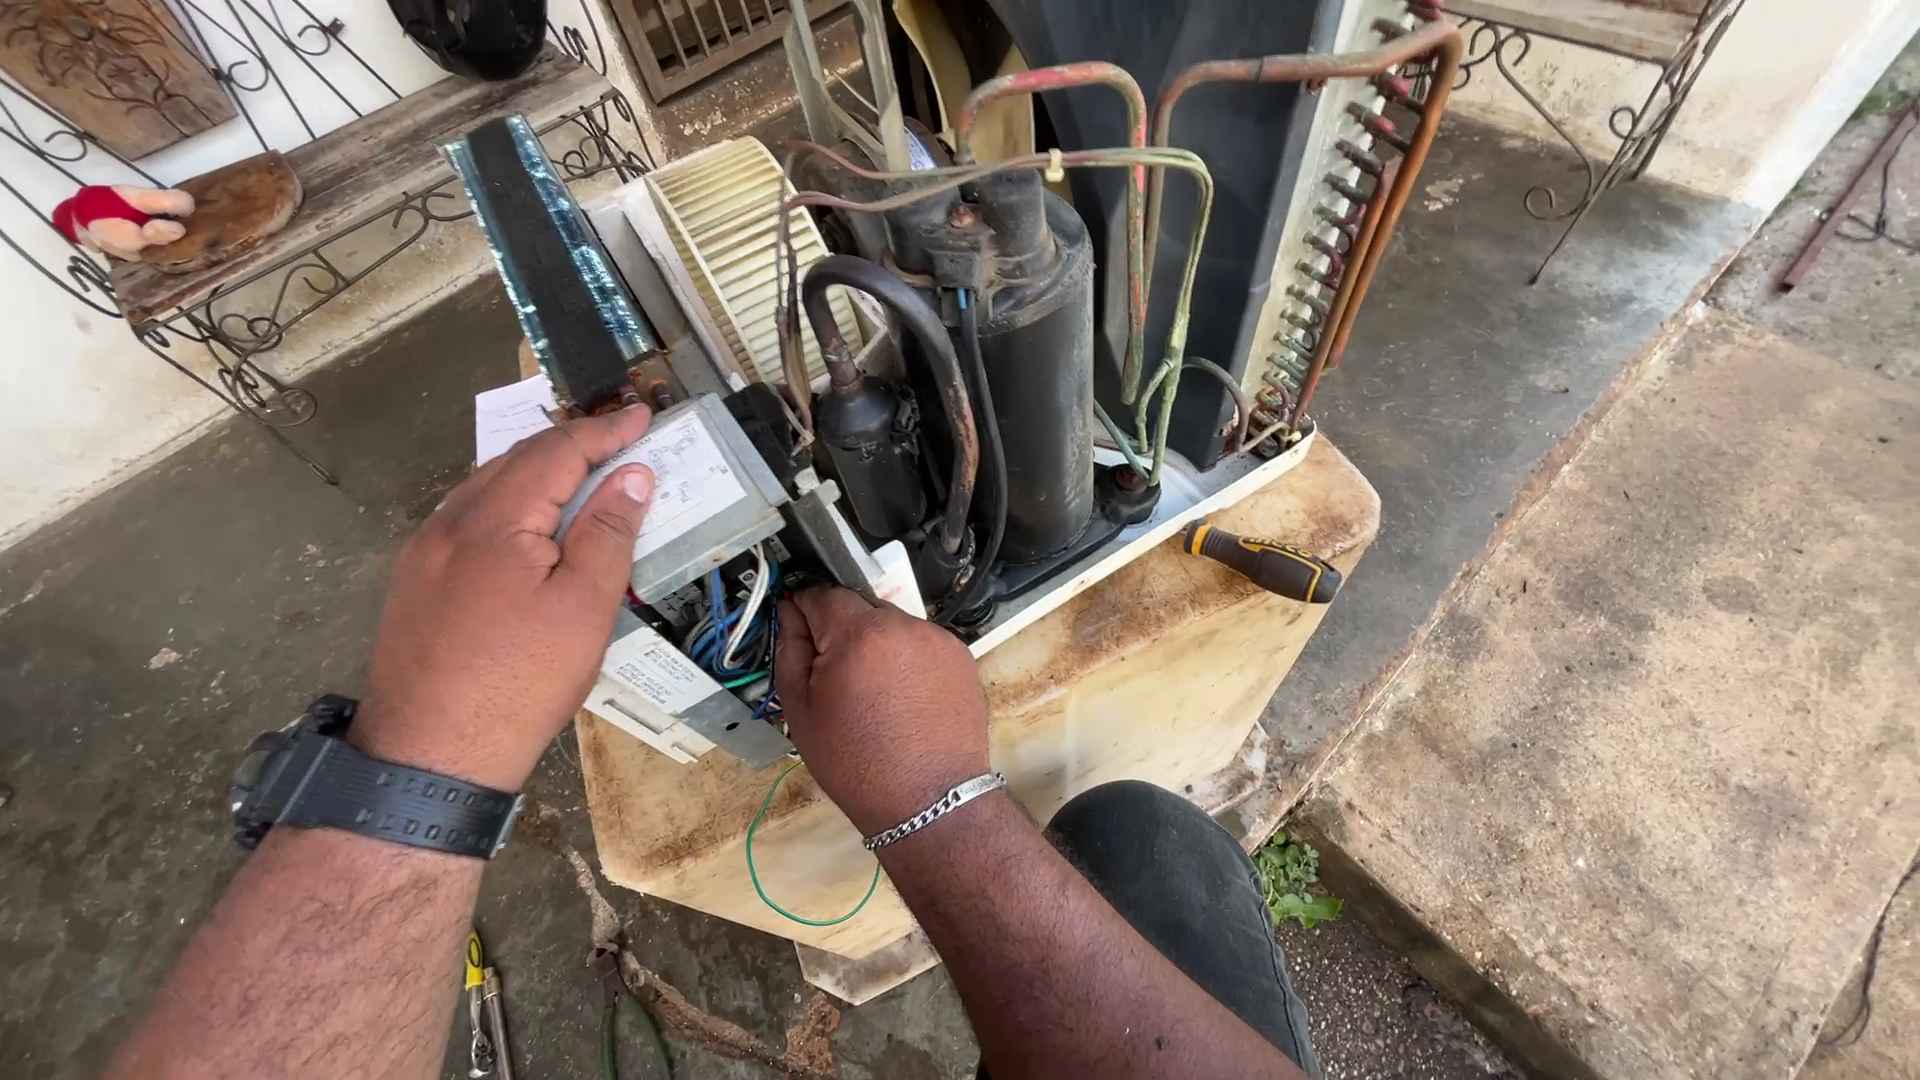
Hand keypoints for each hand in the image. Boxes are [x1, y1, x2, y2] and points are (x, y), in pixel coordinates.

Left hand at [351, 406, 654, 790]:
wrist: (430, 755)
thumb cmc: (523, 677)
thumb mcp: (585, 604)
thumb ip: (609, 532)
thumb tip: (631, 475)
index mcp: (494, 520)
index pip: (556, 452)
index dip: (604, 431)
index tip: (641, 414)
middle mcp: (449, 522)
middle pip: (516, 460)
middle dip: (572, 442)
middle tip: (619, 438)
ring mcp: (423, 552)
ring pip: (488, 486)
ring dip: (539, 469)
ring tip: (582, 472)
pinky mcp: (416, 581)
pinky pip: (470, 516)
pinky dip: (512, 500)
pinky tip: (530, 521)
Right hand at [774, 588, 990, 833]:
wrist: (930, 800)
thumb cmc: (856, 763)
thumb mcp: (801, 711)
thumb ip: (790, 650)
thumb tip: (790, 613)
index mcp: (860, 634)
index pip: (822, 594)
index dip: (805, 608)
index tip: (800, 630)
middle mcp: (904, 625)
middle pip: (860, 607)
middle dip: (843, 629)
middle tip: (839, 675)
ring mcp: (938, 638)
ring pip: (893, 624)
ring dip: (878, 643)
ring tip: (876, 691)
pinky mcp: (961, 655)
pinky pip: (921, 643)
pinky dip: (908, 658)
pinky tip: (905, 696)